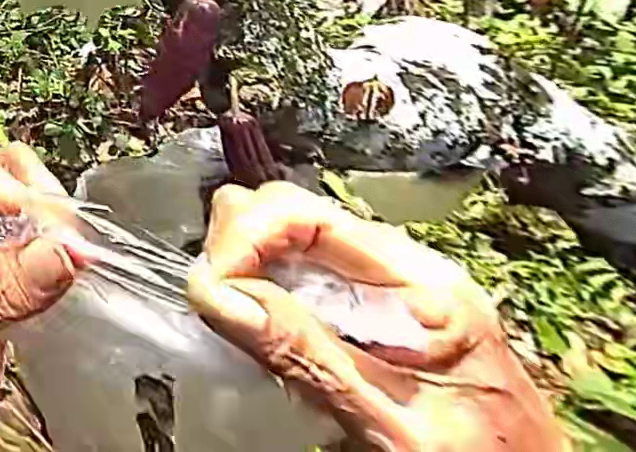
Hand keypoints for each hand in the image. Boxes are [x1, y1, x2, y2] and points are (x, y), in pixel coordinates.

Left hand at [0, 144, 78, 451]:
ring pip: (25, 199)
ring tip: (76, 256)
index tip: (66, 237)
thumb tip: (64, 250)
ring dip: (54, 222)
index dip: (28, 202)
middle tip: (75, 242)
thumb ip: (4, 286)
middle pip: (8, 176)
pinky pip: (34, 234)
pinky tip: (68, 268)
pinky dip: (54, 244)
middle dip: (44, 202)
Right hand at [186, 182, 565, 451]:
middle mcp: (398, 263)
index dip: (244, 235)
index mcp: (424, 284)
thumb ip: (305, 357)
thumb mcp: (395, 432)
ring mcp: (378, 277)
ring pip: (278, 229)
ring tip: (237, 319)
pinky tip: (260, 325)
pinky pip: (289, 264)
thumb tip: (214, 292)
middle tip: (220, 306)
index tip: (212, 287)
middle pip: (285, 206)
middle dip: (237, 244)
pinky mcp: (360, 298)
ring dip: (242, 264)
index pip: (304, 212)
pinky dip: (257, 283)